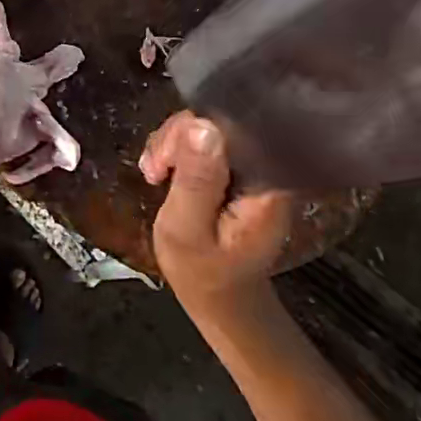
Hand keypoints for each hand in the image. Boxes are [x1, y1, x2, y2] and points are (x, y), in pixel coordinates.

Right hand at [140, 112, 293, 322]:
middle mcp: (264, 166)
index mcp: (265, 182)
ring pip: (203, 127)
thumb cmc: (202, 272)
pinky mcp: (232, 167)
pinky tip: (161, 172)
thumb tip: (200, 126)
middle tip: (155, 172)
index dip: (188, 132)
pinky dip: (173, 151)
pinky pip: (200, 140)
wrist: (218, 297)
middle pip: (215, 122)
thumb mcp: (187, 229)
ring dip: (169, 145)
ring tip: (155, 175)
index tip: (163, 163)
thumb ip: (196, 179)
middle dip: (175, 139)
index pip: (227, 127)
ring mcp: (249, 166)